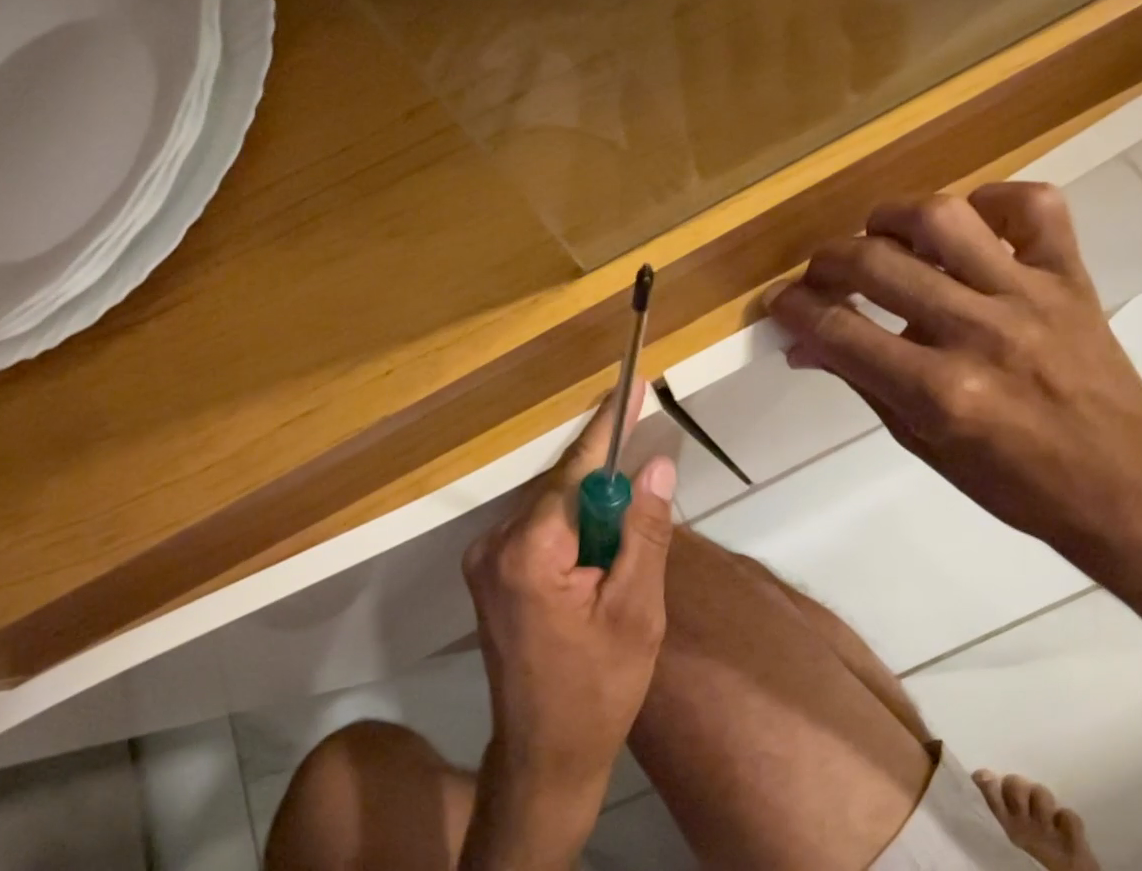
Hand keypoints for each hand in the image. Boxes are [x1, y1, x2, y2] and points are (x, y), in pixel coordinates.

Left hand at [462, 386, 676, 797]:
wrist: (544, 755)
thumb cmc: (598, 690)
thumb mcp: (636, 611)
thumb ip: (644, 532)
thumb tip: (657, 465)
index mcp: (528, 552)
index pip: (576, 471)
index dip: (609, 429)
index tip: (633, 387)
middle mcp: (493, 544)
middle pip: (561, 487)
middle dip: (605, 487)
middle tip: (646, 488)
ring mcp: (484, 560)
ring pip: (550, 509)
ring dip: (589, 515)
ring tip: (617, 560)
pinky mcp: (488, 574)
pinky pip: (537, 530)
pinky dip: (570, 533)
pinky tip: (595, 563)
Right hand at [768, 184, 1141, 595]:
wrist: (1123, 487)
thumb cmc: (1013, 484)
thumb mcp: (921, 444)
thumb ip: (861, 383)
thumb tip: (803, 344)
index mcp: (938, 392)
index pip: (839, 329)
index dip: (794, 309)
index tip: (780, 303)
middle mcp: (979, 333)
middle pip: (876, 264)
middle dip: (827, 262)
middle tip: (820, 275)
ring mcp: (1030, 297)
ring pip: (944, 218)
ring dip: (892, 216)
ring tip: (879, 234)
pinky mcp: (1072, 277)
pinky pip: (1034, 206)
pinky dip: (994, 200)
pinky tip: (970, 225)